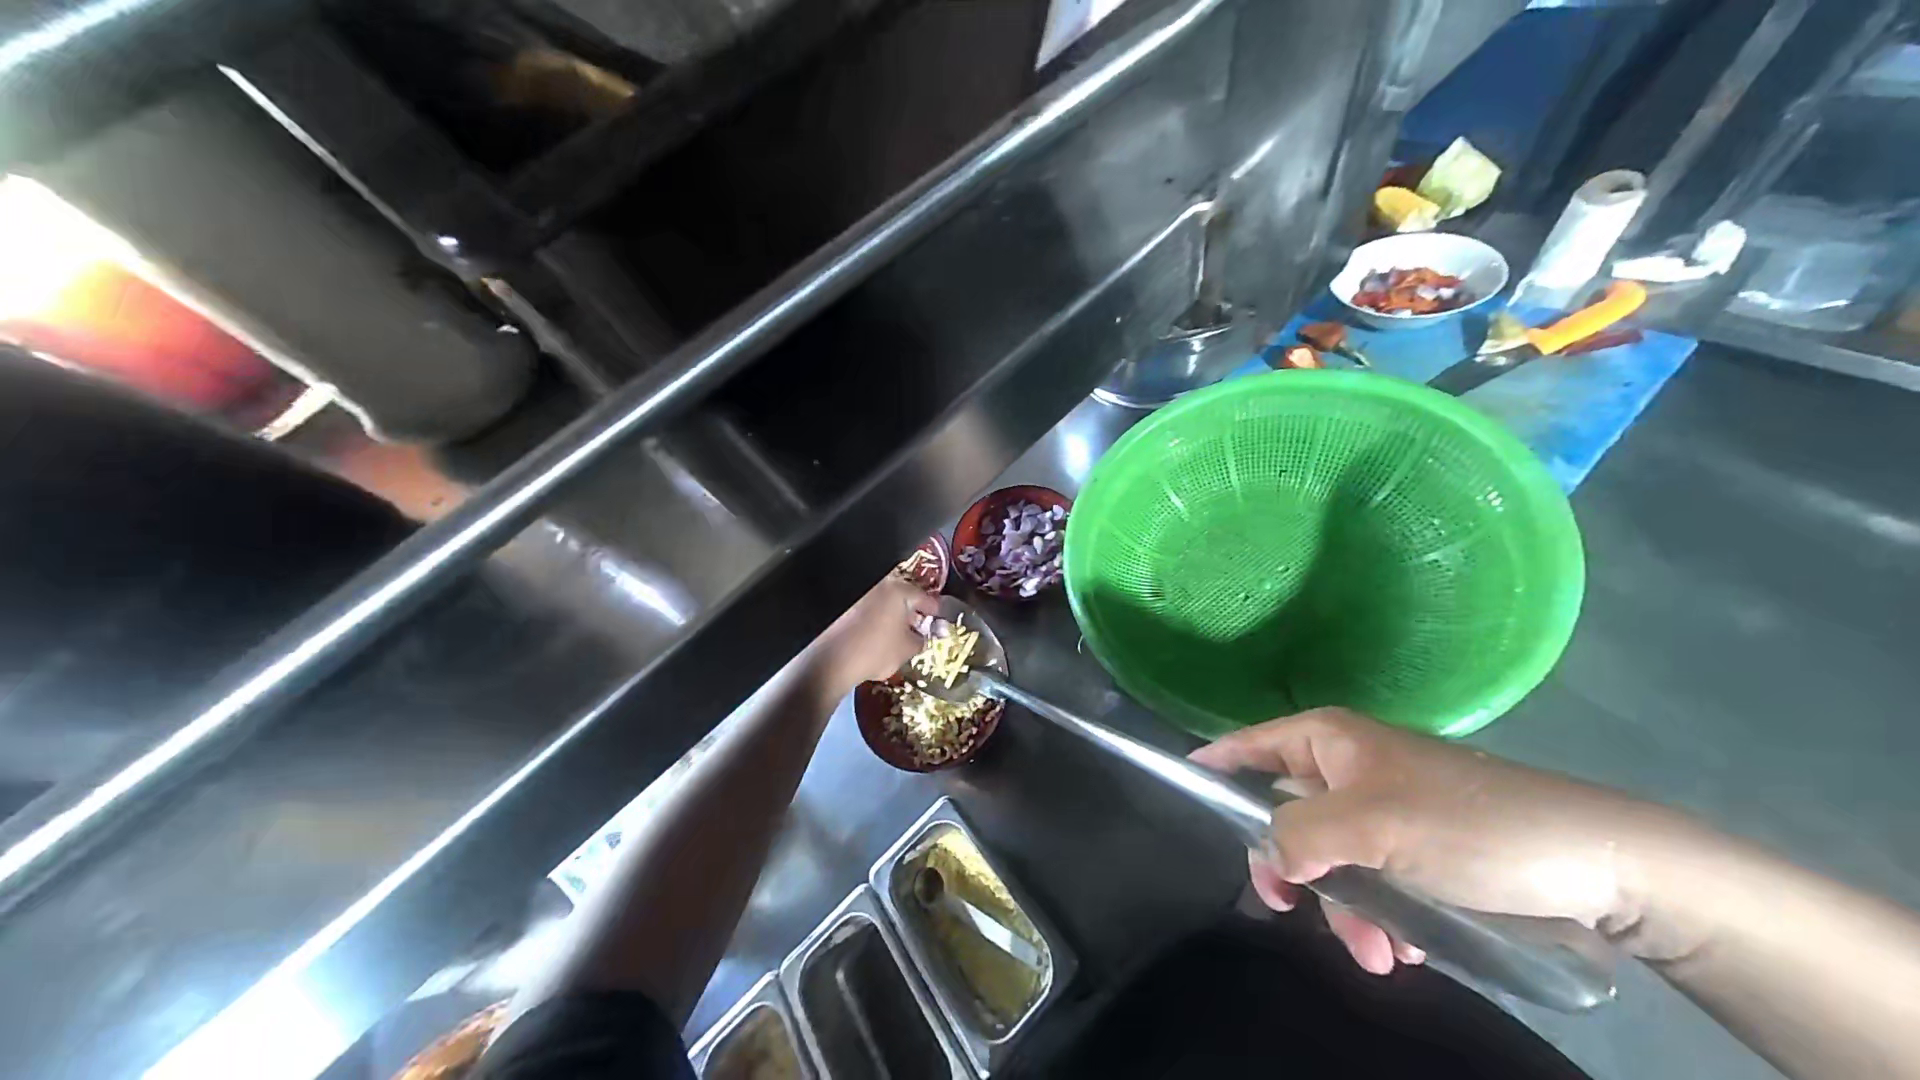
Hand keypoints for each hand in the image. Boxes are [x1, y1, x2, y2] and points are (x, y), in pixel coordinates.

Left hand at [806, 576, 940, 694]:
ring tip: (899, 634)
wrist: (831, 661)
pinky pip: (867, 609)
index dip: (935, 611)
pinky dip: (876, 618)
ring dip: (893, 615)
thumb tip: (925, 635)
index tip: (939, 619)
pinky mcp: (843, 606)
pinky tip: (878, 635)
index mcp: (898, 590)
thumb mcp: (908, 649)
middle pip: (903, 596)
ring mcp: (859, 593)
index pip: (925, 597)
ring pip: (884, 602)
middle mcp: (878, 585)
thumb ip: (923, 639)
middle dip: (913, 612)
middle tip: (920, 627)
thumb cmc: (875, 651)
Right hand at [1190, 708, 1687, 974]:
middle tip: (1288, 906)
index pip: (1249, 744)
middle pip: (1283, 810)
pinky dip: (1377, 913)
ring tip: (1377, 950)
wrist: (1599, 861)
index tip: (1183, 795)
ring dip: (1342, 905)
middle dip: (1291, 866)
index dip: (1214, 766)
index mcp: (1328, 740)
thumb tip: (1264, 851)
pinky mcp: (1415, 845)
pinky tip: (1403, 945)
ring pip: (1327, 854)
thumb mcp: (1370, 826)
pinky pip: (1369, 876)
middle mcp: (1347, 766)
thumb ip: (1299, 834)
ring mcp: (1381, 807)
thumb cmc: (1467, 824)